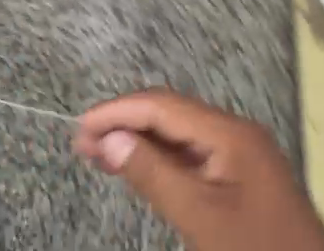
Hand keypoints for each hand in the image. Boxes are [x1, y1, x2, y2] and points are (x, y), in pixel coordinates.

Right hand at [74, 89, 323, 250]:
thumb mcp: (201, 218)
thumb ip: (153, 174)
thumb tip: (109, 138)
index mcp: (231, 133)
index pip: (162, 106)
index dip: (117, 112)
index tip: (80, 127)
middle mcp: (237, 134)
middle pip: (170, 115)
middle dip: (125, 124)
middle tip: (83, 144)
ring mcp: (242, 157)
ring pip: (179, 136)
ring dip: (140, 142)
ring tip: (100, 155)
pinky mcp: (243, 181)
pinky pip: (193, 157)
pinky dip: (161, 160)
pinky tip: (139, 169)